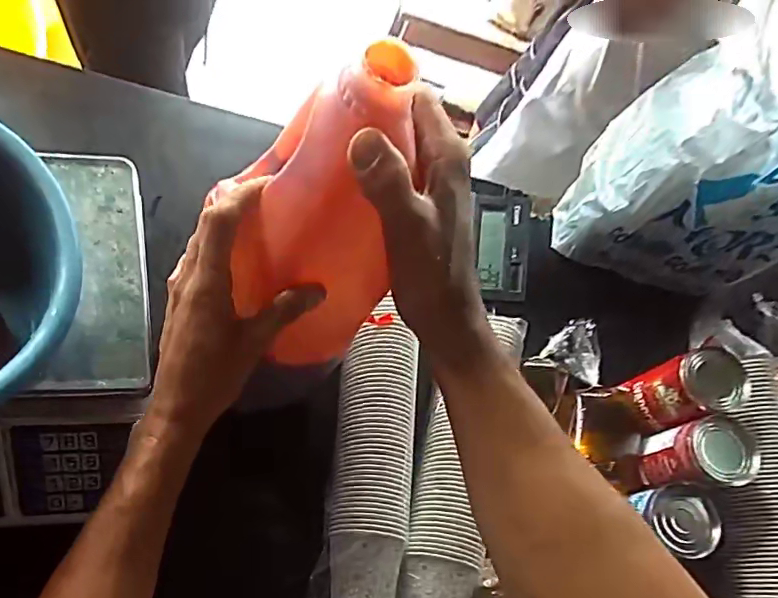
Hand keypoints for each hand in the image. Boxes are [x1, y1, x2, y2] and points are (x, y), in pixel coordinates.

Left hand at [149, 178, 323, 433]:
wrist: (177, 407)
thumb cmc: (213, 377)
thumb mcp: (253, 344)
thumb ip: (283, 311)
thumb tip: (316, 290)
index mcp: (206, 280)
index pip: (219, 217)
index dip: (243, 193)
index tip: (271, 184)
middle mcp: (187, 276)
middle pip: (205, 222)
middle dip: (235, 202)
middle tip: (268, 200)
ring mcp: (178, 289)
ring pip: (198, 241)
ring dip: (223, 225)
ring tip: (256, 225)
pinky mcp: (178, 302)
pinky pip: (196, 261)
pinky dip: (216, 249)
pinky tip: (237, 263)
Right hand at [347, 88, 496, 366]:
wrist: (445, 321)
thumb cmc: (432, 278)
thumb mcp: (408, 227)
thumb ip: (388, 182)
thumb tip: (362, 137)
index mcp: (447, 160)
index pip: (419, 100)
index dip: (386, 95)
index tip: (346, 106)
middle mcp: (443, 167)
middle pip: (406, 125)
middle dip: (372, 124)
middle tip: (330, 136)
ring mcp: (432, 190)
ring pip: (398, 154)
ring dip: (370, 154)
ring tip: (332, 162)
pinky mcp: (419, 212)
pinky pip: (393, 181)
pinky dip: (372, 180)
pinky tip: (348, 195)